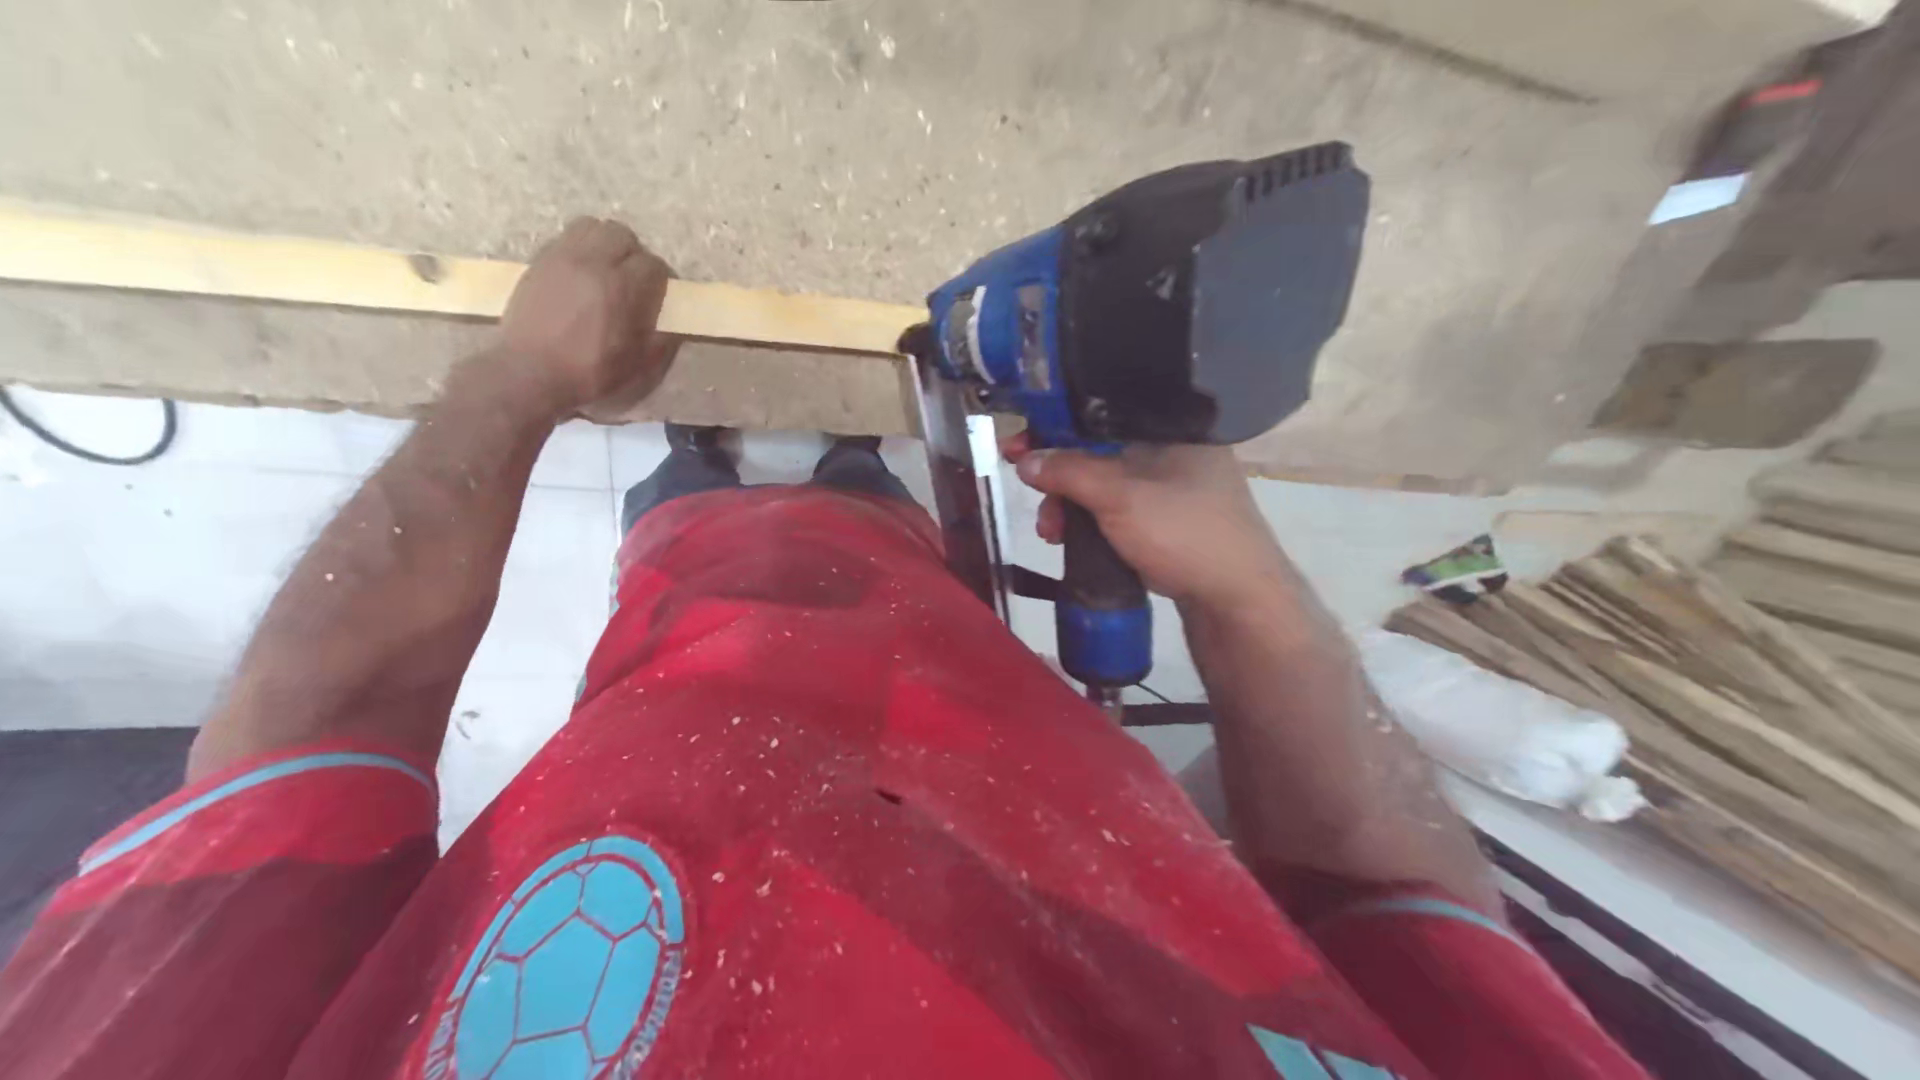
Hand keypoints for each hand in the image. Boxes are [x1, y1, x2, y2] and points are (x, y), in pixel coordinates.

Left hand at [491, 217, 678, 415]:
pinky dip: (580, 249)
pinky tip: (581, 276)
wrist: (531, 371)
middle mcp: (592, 262)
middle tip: (634, 279)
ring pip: (591, 226)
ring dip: (605, 244)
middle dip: (634, 254)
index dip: (662, 279)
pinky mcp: (539, 261)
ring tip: (606, 270)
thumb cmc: (591, 371)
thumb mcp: (639, 364)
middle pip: (622, 235)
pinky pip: (566, 238)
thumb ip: (663, 339)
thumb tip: (674, 324)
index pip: (653, 264)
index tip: (661, 295)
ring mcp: (561, 257)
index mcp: (622, 287)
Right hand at [1005, 435, 1287, 607]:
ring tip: (1051, 533)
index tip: (1019, 446)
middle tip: (1033, 499)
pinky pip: (1115, 510)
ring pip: (1103, 486)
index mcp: (1172, 429)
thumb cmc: (1183, 533)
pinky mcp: (1165, 522)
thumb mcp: (1119, 497)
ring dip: (1069, 506)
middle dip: (1058, 479)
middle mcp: (1173, 452)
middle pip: (1097, 453)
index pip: (1101, 414)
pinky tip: (1069, 540)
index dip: (1055, 426)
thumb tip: (1025, 460)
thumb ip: (1069, 472)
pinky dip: (1089, 522)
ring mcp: (1171, 490)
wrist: (1236, 600)